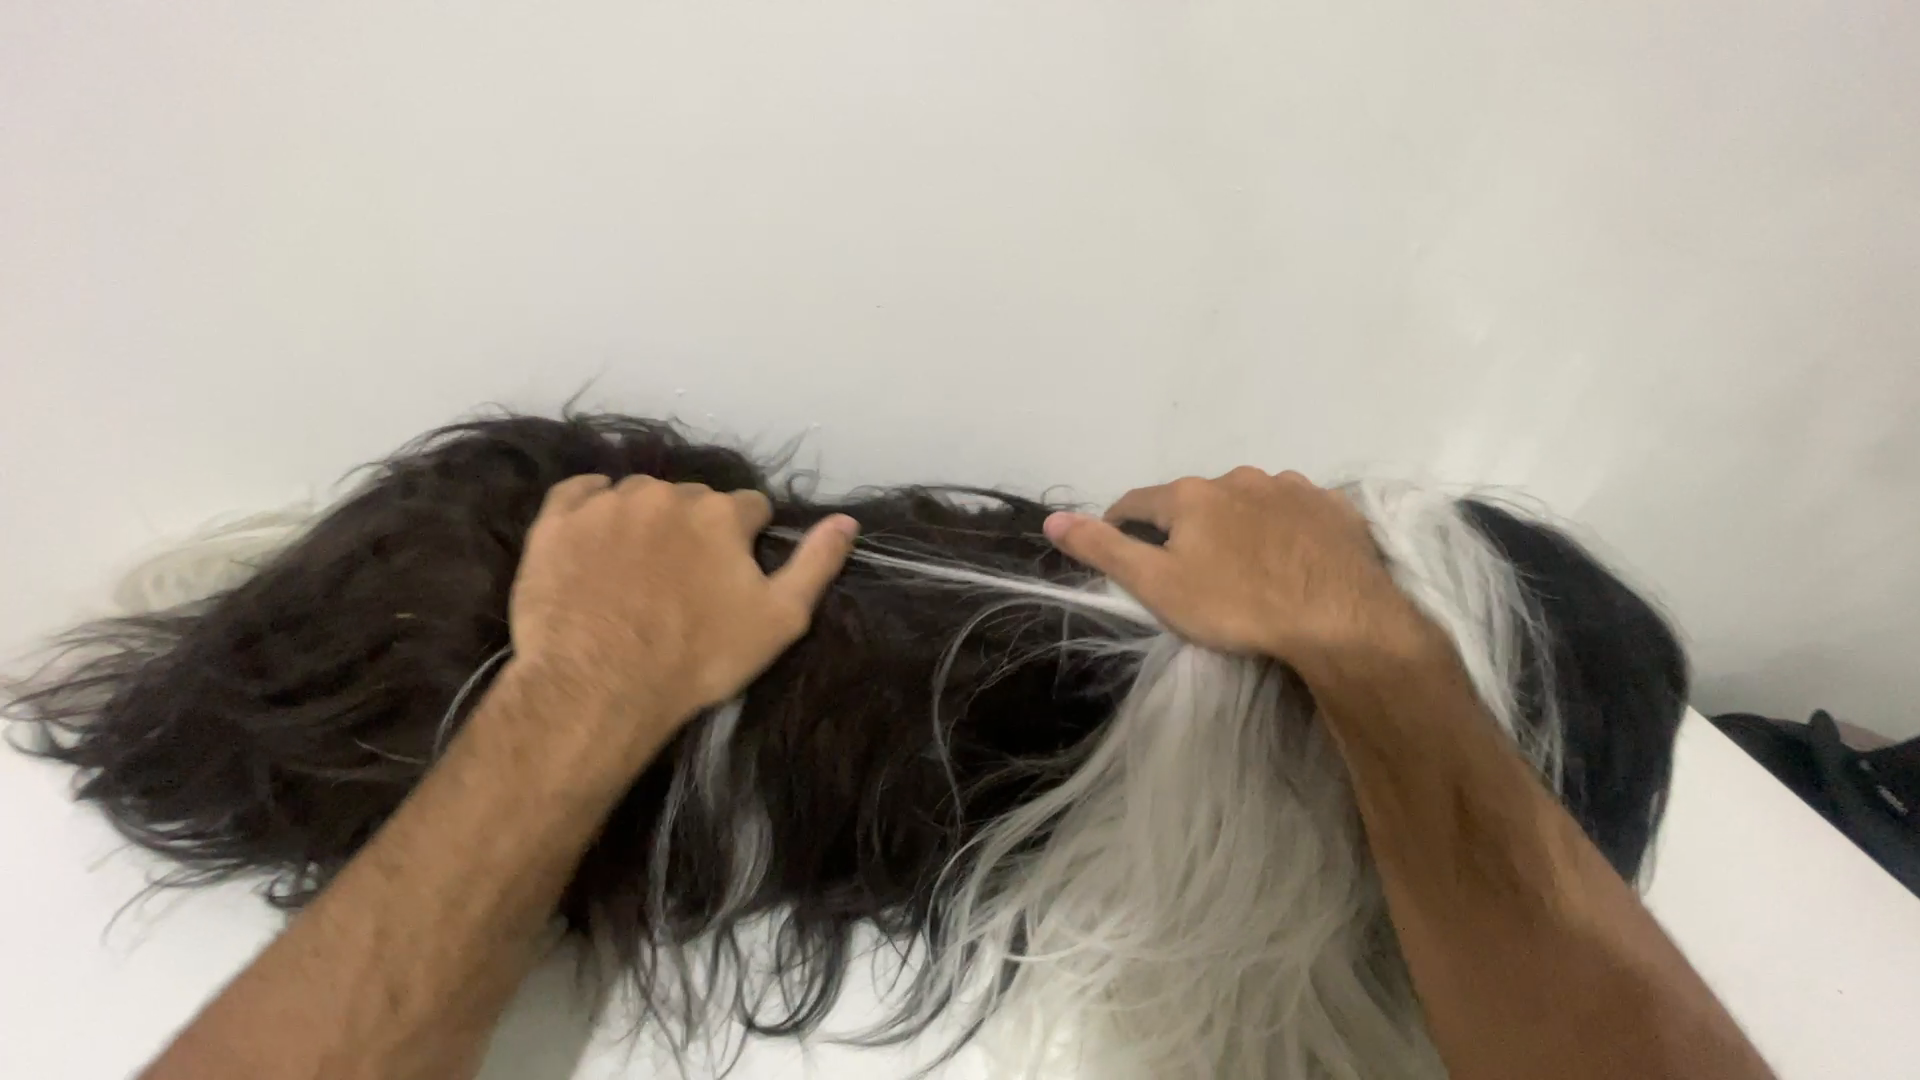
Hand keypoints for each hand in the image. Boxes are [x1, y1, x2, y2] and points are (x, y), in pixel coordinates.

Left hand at [507, 474, 857, 739]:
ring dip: (650, 520)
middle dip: (699, 529)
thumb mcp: (780, 619)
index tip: (735, 574)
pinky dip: (595, 506)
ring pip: (642, 496)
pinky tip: (598, 537)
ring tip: (640, 568)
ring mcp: (608, 505)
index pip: (751, 508)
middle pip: (696, 500)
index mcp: (723, 514)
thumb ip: (817, 563)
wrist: (598, 688)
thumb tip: (848, 519)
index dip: (749, 540)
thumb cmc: (699, 658)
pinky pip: (581, 493)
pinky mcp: (558, 522)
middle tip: (687, 579)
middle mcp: (668, 495)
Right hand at [1042, 468, 1433, 674]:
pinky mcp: (1331, 506)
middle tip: (1187, 571)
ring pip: (1244, 502)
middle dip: (1182, 529)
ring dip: (1233, 524)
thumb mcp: (1156, 584)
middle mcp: (1236, 478)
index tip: (1122, 553)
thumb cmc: (1235, 604)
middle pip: (1192, 502)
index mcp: (1189, 496)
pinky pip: (1290, 511)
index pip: (1136, 503)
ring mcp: (1289, 488)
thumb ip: (1102, 548)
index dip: (1121, 527)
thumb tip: (1052, 519)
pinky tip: (1287, 558)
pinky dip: (1279, 528)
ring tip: (1242, 567)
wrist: (1339, 620)